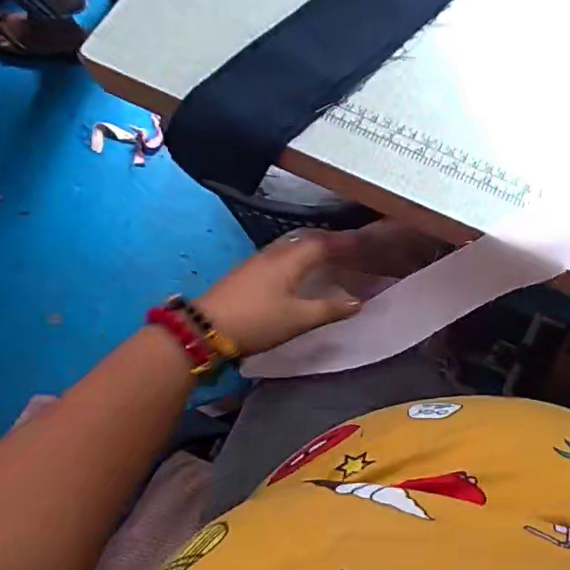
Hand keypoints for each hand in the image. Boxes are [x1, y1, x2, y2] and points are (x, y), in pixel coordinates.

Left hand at [194, 231, 362, 355]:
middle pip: (305, 239)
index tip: (364, 242)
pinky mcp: (246, 273)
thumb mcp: (298, 319)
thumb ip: (329, 309)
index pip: (323, 242)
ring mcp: (256, 262)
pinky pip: (279, 256)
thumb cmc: (257, 321)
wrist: (205, 329)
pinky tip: (298, 271)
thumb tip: (358, 302)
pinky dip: (296, 258)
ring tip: (327, 257)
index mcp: (290, 260)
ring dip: (310, 248)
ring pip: (290, 246)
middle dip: (328, 241)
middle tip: (348, 248)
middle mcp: (273, 254)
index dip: (344, 241)